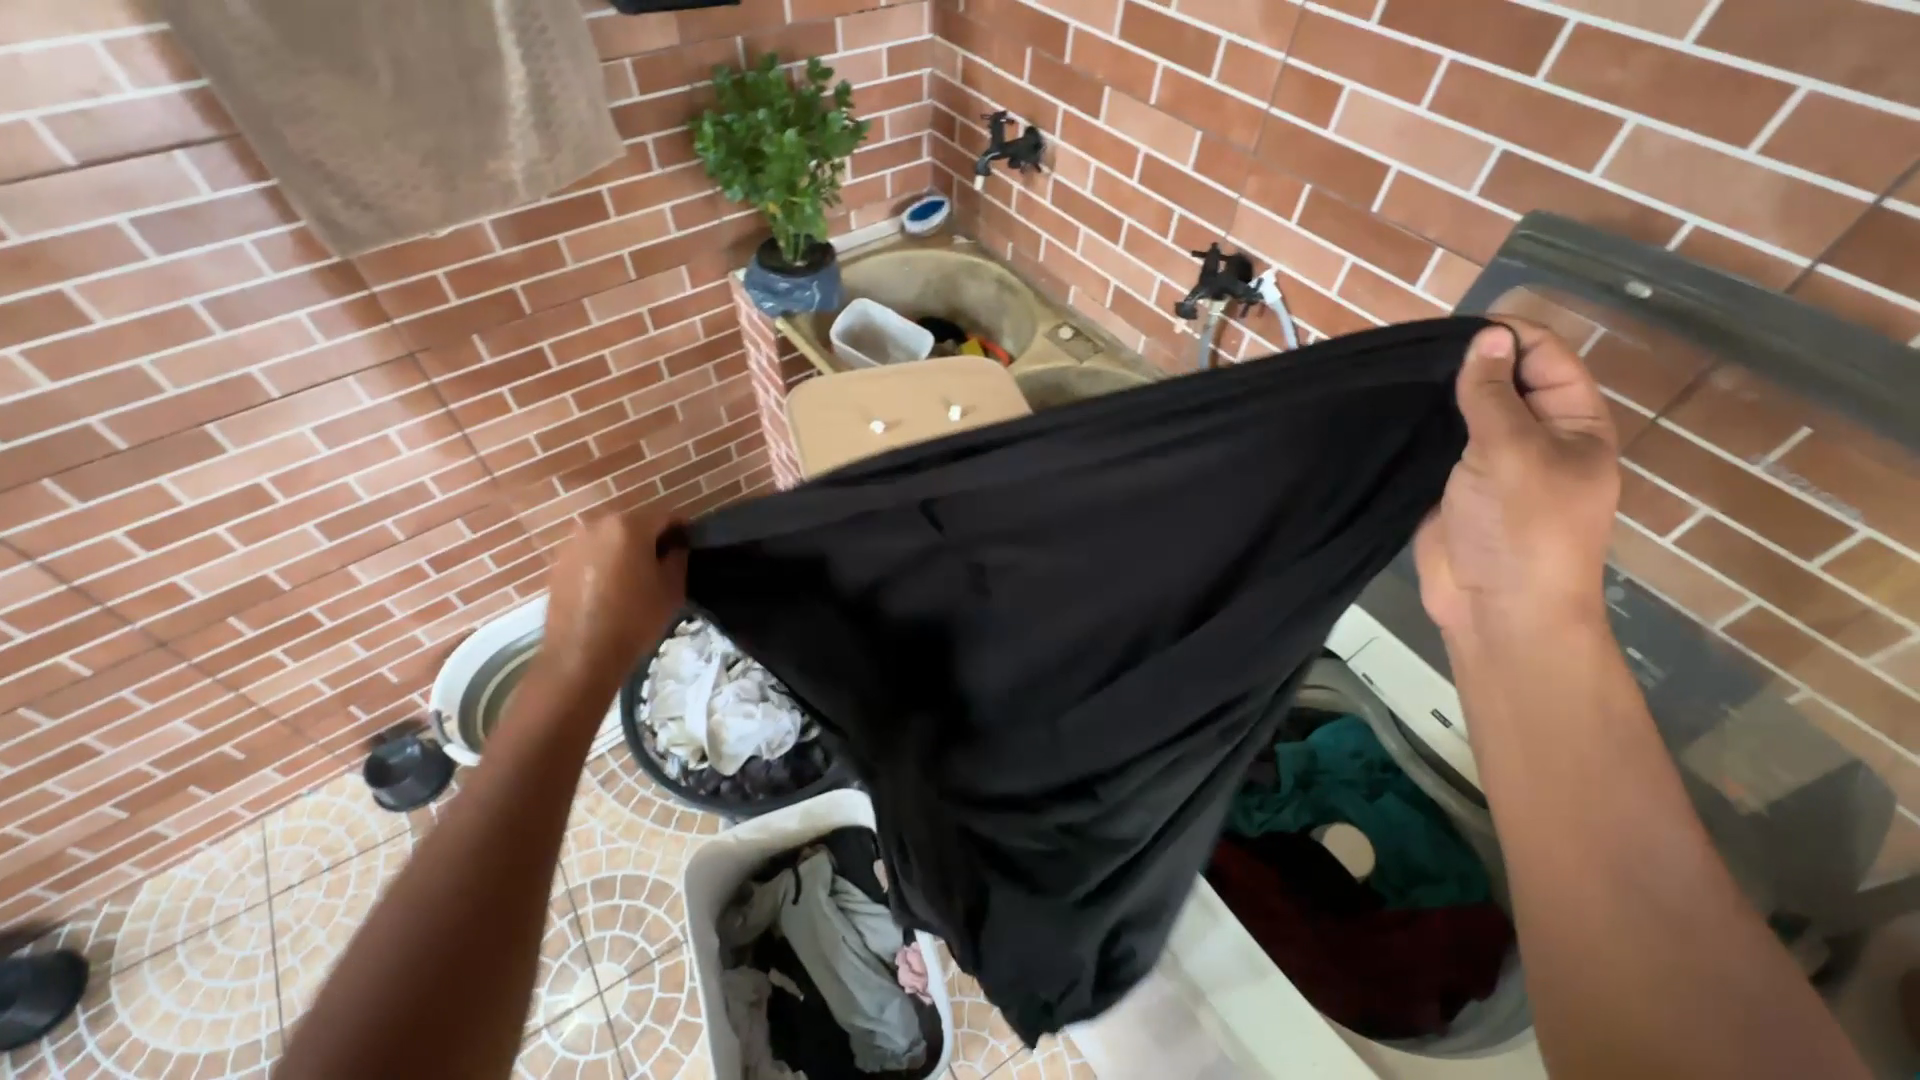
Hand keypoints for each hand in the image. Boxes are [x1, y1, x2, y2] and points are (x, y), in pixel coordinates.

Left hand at [539, 507, 687, 701]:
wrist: (581, 655)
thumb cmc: (635, 619)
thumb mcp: (672, 589)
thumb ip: (677, 558)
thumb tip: (674, 547)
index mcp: (628, 526)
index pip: (665, 516)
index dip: (681, 530)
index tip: (689, 547)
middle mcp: (596, 524)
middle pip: (634, 524)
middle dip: (651, 539)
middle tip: (663, 564)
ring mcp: (573, 543)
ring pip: (610, 539)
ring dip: (625, 551)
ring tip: (635, 578)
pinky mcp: (558, 563)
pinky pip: (591, 554)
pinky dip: (604, 563)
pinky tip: (611, 588)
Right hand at [1414, 321, 1618, 642]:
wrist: (1496, 609)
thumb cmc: (1523, 528)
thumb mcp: (1512, 451)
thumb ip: (1493, 394)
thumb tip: (1486, 337)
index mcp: (1573, 423)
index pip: (1545, 357)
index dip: (1507, 337)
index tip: (1455, 329)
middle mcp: (1535, 436)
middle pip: (1503, 381)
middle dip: (1467, 363)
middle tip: (1415, 354)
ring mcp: (1490, 464)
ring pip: (1465, 413)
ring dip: (1437, 396)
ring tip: (1396, 376)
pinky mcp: (1451, 487)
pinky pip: (1435, 446)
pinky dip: (1417, 428)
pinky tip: (1388, 412)